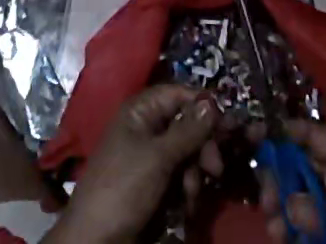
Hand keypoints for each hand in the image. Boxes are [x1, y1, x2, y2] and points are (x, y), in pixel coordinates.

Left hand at [53, 85, 222, 243]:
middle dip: (202, 148)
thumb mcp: (158, 157)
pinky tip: (184, 207)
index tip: (228, 124)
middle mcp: (147, 127)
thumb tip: (211, 102)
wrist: (98, 237)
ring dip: (194, 174)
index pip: (178, 94)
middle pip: (187, 125)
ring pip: (187, 154)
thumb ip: (187, 131)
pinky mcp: (156, 182)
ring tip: (189, 195)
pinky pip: (181, 177)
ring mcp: (151, 156)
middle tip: (214, 169)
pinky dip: (187, 190)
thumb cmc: (124, 186)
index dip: (202, 106)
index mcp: (141, 111)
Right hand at [261, 120, 325, 243]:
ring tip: (274, 231)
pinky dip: (293, 229)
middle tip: (265, 201)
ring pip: (299, 194)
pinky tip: (284, 239)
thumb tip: (285, 204)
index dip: (282, 131)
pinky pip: (309, 221)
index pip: (311, 132)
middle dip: (277, 178)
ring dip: (282, 209)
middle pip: (298, 163)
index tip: (252, 137)